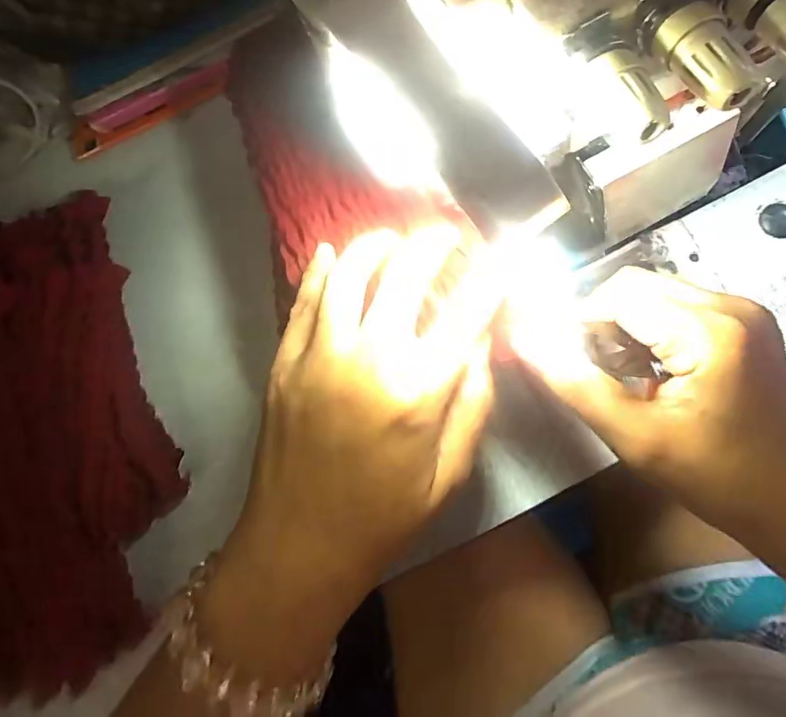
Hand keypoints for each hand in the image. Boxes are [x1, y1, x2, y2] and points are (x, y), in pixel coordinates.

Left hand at [230, 227, 500, 604]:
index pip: (467, 310)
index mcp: (420, 389)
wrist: (296, 552)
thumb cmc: (385, 518)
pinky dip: (320, 270)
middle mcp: (370, 358)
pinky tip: (333, 251)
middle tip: (448, 233)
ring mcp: (320, 355)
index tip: (500, 258)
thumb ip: (473, 402)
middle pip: (406, 272)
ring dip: (376, 245)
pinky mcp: (284, 362)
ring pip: (350, 274)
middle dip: (434, 242)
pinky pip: (304, 301)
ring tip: (394, 238)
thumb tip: (480, 342)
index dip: (490, 276)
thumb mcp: (450, 472)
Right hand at [515, 267, 785, 537]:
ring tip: (632, 375)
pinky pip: (682, 303)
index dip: (584, 319)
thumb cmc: (715, 478)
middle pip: (640, 284)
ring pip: (658, 290)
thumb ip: (577, 384)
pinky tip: (658, 368)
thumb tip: (525, 337)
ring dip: (631, 323)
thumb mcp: (636, 438)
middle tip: (604, 372)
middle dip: (607, 320)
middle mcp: (731, 304)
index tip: (572, 360)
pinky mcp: (747, 318)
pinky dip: (657, 326)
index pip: (622, 293)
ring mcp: (744, 308)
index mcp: (711, 331)